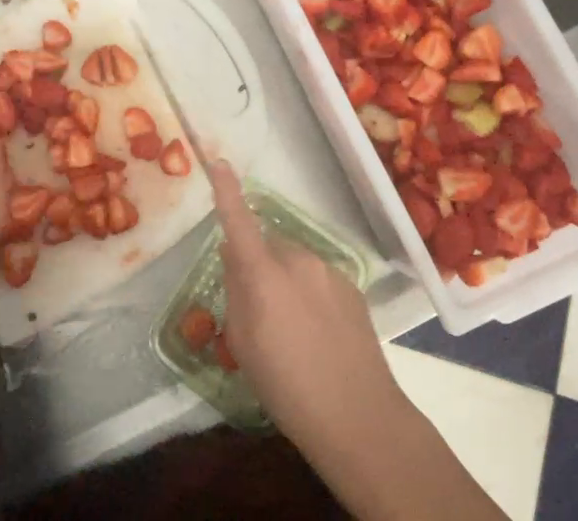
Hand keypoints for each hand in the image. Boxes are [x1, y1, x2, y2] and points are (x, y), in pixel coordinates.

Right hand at [207, 158, 401, 445]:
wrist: (359, 416)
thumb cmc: (286, 385)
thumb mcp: (243, 342)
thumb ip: (236, 291)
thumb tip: (235, 256)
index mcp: (264, 273)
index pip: (238, 221)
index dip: (227, 191)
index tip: (219, 162)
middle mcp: (298, 261)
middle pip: (267, 247)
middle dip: (257, 264)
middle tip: (254, 311)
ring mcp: (330, 273)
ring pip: (294, 264)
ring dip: (284, 281)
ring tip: (289, 331)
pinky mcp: (353, 289)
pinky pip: (317, 280)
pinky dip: (308, 295)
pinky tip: (316, 335)